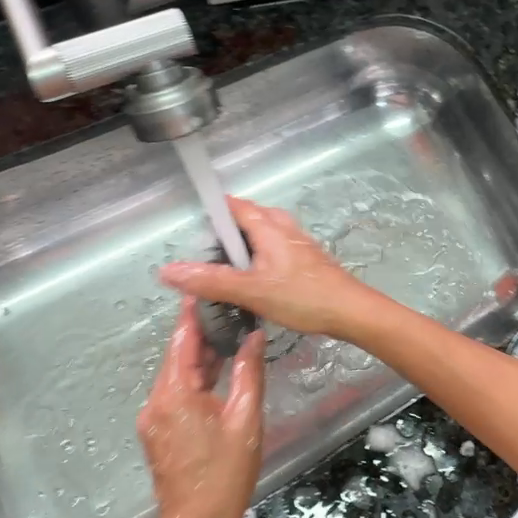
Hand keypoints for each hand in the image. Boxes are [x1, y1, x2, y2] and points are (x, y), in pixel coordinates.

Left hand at [137, 297, 266, 517]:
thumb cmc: (226, 471)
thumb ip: (249, 371)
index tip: (204, 288)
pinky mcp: (159, 434)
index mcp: (175, 394)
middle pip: (178, 356)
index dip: (193, 314)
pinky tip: (219, 370)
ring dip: (200, 356)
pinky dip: (196, 377)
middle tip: (228, 307)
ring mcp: (154, 420)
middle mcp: (156, 403)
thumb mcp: (246, 417)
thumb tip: (254, 335)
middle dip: (201, 332)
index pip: (182, 341)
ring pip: (177, 376)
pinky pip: (176, 394)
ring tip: (229, 332)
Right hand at [160, 197, 382, 337]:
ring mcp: (299, 244)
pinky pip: (277, 248)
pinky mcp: (307, 260)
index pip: (238, 207)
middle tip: (208, 252)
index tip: (196, 224)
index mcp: (270, 229)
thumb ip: (211, 281)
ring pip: (267, 233)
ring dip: (247, 244)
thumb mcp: (250, 291)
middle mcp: (286, 229)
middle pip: (253, 217)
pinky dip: (261, 256)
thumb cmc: (301, 297)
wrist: (350, 310)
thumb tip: (167, 270)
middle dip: (230, 229)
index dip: (217, 210)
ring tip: (229, 267)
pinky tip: (256, 278)